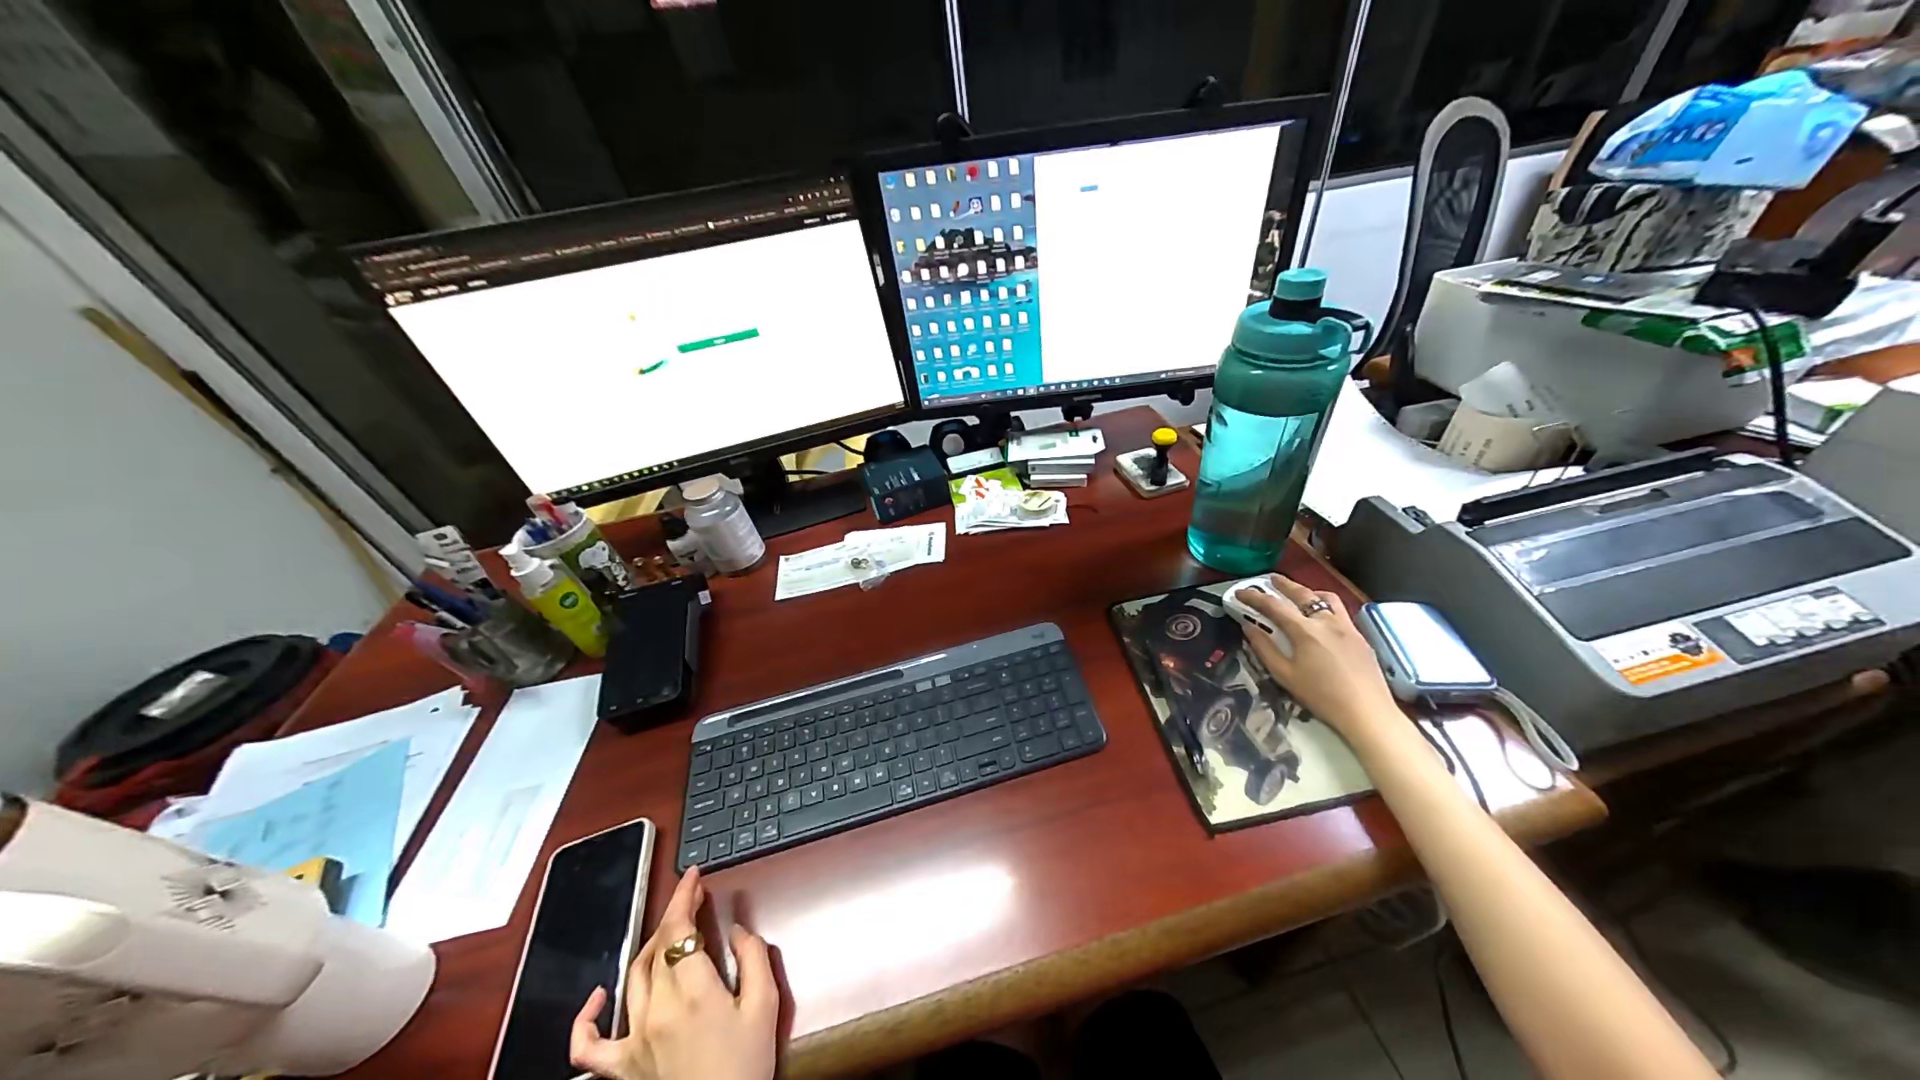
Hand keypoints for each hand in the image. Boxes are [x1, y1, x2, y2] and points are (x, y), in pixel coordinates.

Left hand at [570, 866, 776, 1079]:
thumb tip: (738, 931)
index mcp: (694, 993)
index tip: (693, 878)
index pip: (678, 929)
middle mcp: (657, 1010)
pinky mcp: (619, 1069)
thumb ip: (754, 960)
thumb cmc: (746, 1070)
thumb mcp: (765, 1008)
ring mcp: (633, 1040)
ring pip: (632, 976)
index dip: (683, 897)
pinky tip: (598, 997)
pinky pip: (588, 1046)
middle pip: (656, 946)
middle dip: (674, 914)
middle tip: (691, 897)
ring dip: (650, 946)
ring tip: (670, 932)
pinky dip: (587, 1018)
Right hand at [1235, 574, 1399, 743]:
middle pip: (1302, 594)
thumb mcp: (1284, 675)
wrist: (1367, 712)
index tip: (1240, 592)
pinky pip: (1340, 611)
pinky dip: (1326, 605)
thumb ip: (1264, 648)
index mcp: (1304, 631)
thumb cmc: (1321, 696)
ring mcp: (1346, 627)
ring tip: (1300, 594)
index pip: (1273, 606)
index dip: (1254, 597)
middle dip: (1283, 584)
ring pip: (1327, 598)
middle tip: (1270, 579)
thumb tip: (1249, 627)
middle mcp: (1326, 621)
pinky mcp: (1360, 637)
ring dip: (1309, 591)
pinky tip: (1322, 617)